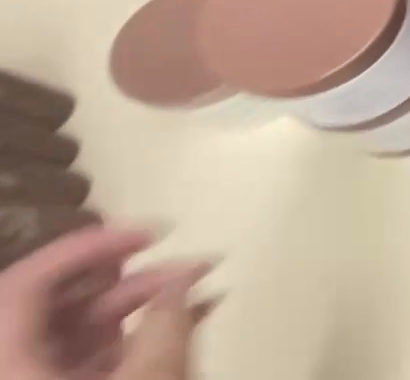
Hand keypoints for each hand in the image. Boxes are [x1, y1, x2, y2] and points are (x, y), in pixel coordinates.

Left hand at [0, 226, 211, 379]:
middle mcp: (8, 364)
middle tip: (187, 258)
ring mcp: (33, 377)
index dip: (90, 245)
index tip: (159, 230)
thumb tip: (183, 274)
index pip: (26, 282)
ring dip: (145, 295)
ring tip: (204, 280)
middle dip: (131, 272)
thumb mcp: (152, 375)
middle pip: (56, 300)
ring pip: (78, 323)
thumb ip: (170, 319)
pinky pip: (89, 349)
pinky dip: (139, 326)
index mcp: (6, 361)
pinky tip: (197, 309)